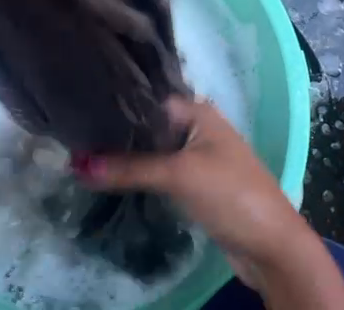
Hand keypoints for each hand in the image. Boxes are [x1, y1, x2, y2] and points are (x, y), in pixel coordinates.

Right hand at [77, 98, 324, 281]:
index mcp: (197, 110)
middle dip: (116, 132)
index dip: (116, 105)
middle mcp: (197, 126)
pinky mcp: (195, 184)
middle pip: (149, 124)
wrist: (270, 244)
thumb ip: (129, 168)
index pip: (147, 99)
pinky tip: (112, 177)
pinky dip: (139, 173)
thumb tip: (76, 164)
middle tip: (72, 136)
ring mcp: (197, 156)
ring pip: (153, 149)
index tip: (77, 108)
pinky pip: (160, 171)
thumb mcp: (178, 175)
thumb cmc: (230, 193)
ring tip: (83, 155)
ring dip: (126, 155)